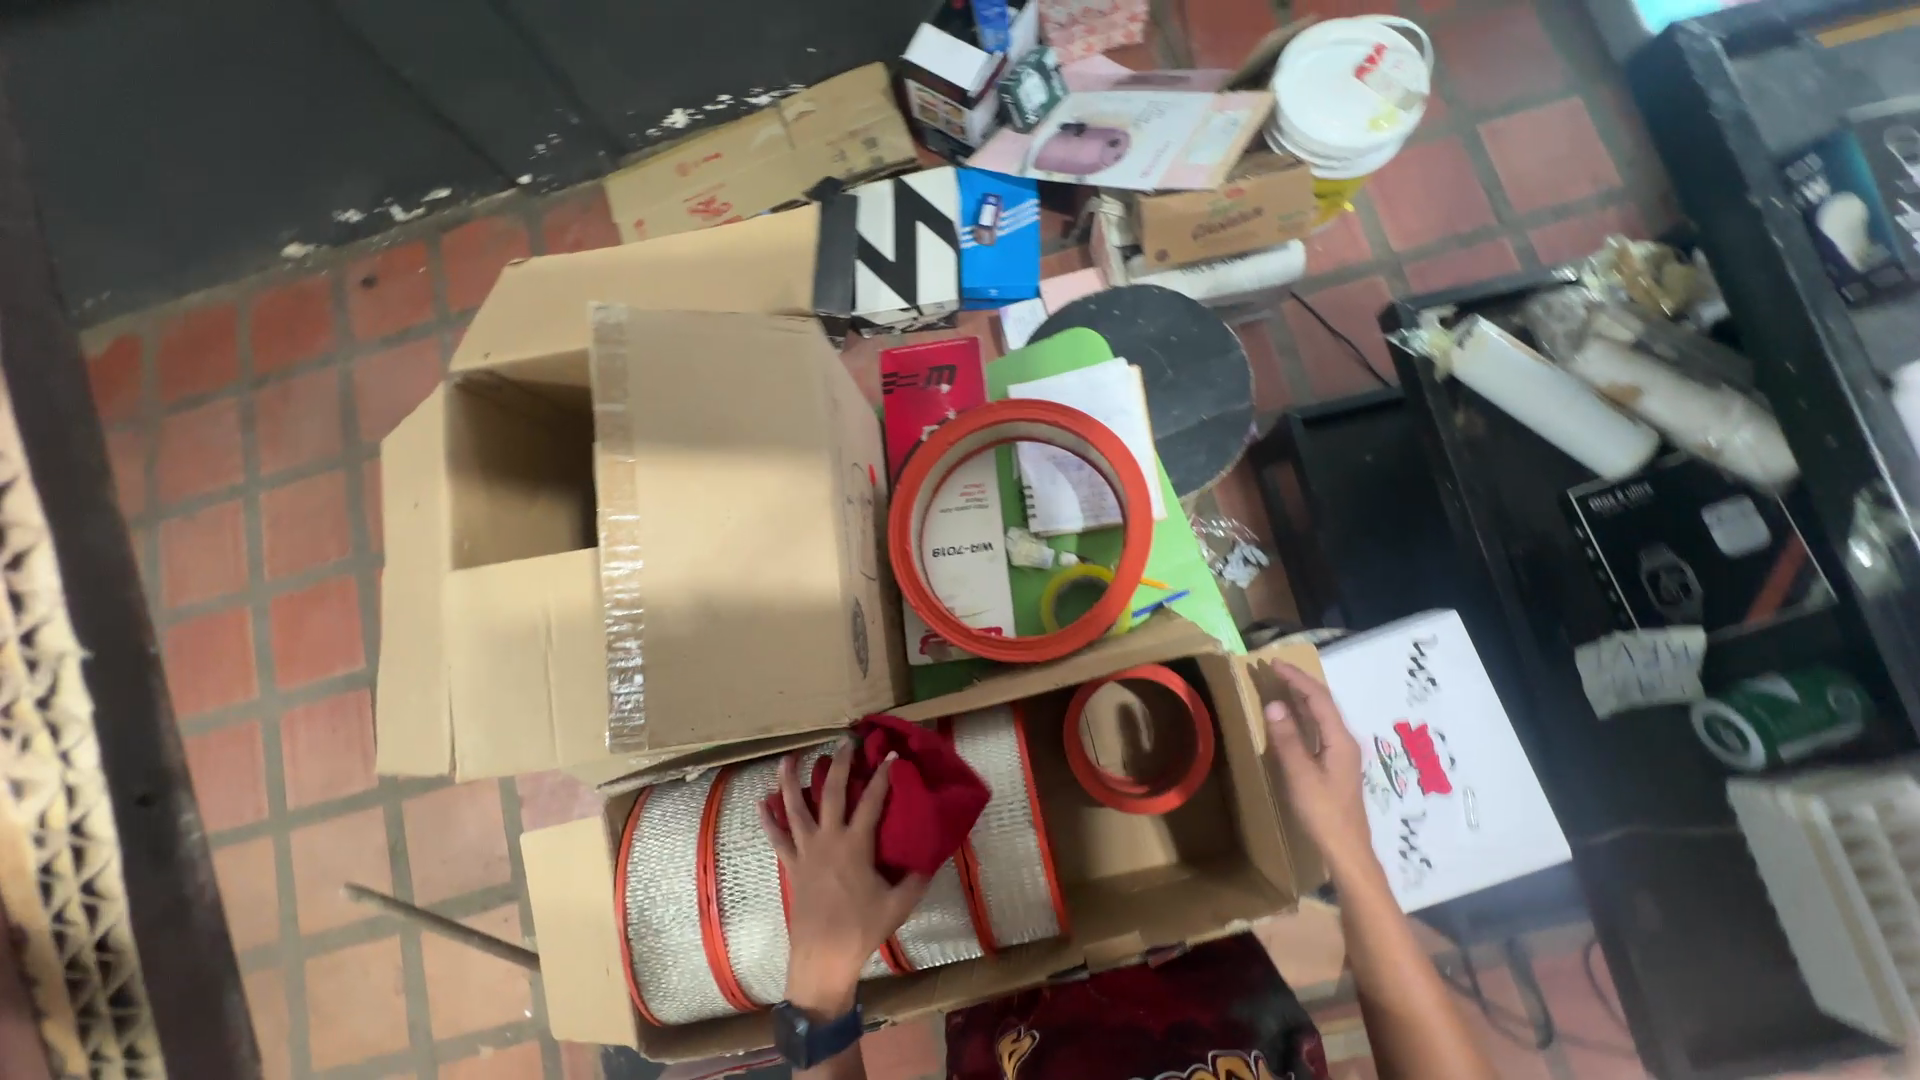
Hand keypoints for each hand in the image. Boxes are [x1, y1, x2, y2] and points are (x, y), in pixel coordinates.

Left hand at [758, 738, 931, 1017]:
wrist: (823, 956)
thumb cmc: (862, 928)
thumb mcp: (899, 904)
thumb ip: (916, 878)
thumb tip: (930, 858)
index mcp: (856, 845)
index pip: (873, 801)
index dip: (883, 776)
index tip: (890, 755)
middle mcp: (828, 840)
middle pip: (832, 792)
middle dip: (839, 764)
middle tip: (845, 742)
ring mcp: (806, 851)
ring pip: (795, 809)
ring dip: (790, 782)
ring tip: (787, 758)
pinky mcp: (792, 865)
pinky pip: (777, 838)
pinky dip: (768, 820)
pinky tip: (761, 803)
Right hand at [1263, 660, 1378, 883]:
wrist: (1346, 849)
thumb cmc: (1323, 812)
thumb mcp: (1300, 775)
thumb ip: (1287, 739)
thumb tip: (1273, 704)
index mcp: (1340, 740)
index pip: (1318, 699)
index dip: (1297, 679)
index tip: (1274, 664)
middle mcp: (1344, 741)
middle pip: (1323, 703)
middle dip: (1299, 684)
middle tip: (1273, 670)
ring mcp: (1341, 754)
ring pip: (1321, 716)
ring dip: (1300, 698)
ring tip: (1278, 685)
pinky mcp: (1334, 765)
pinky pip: (1318, 729)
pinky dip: (1302, 716)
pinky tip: (1290, 718)